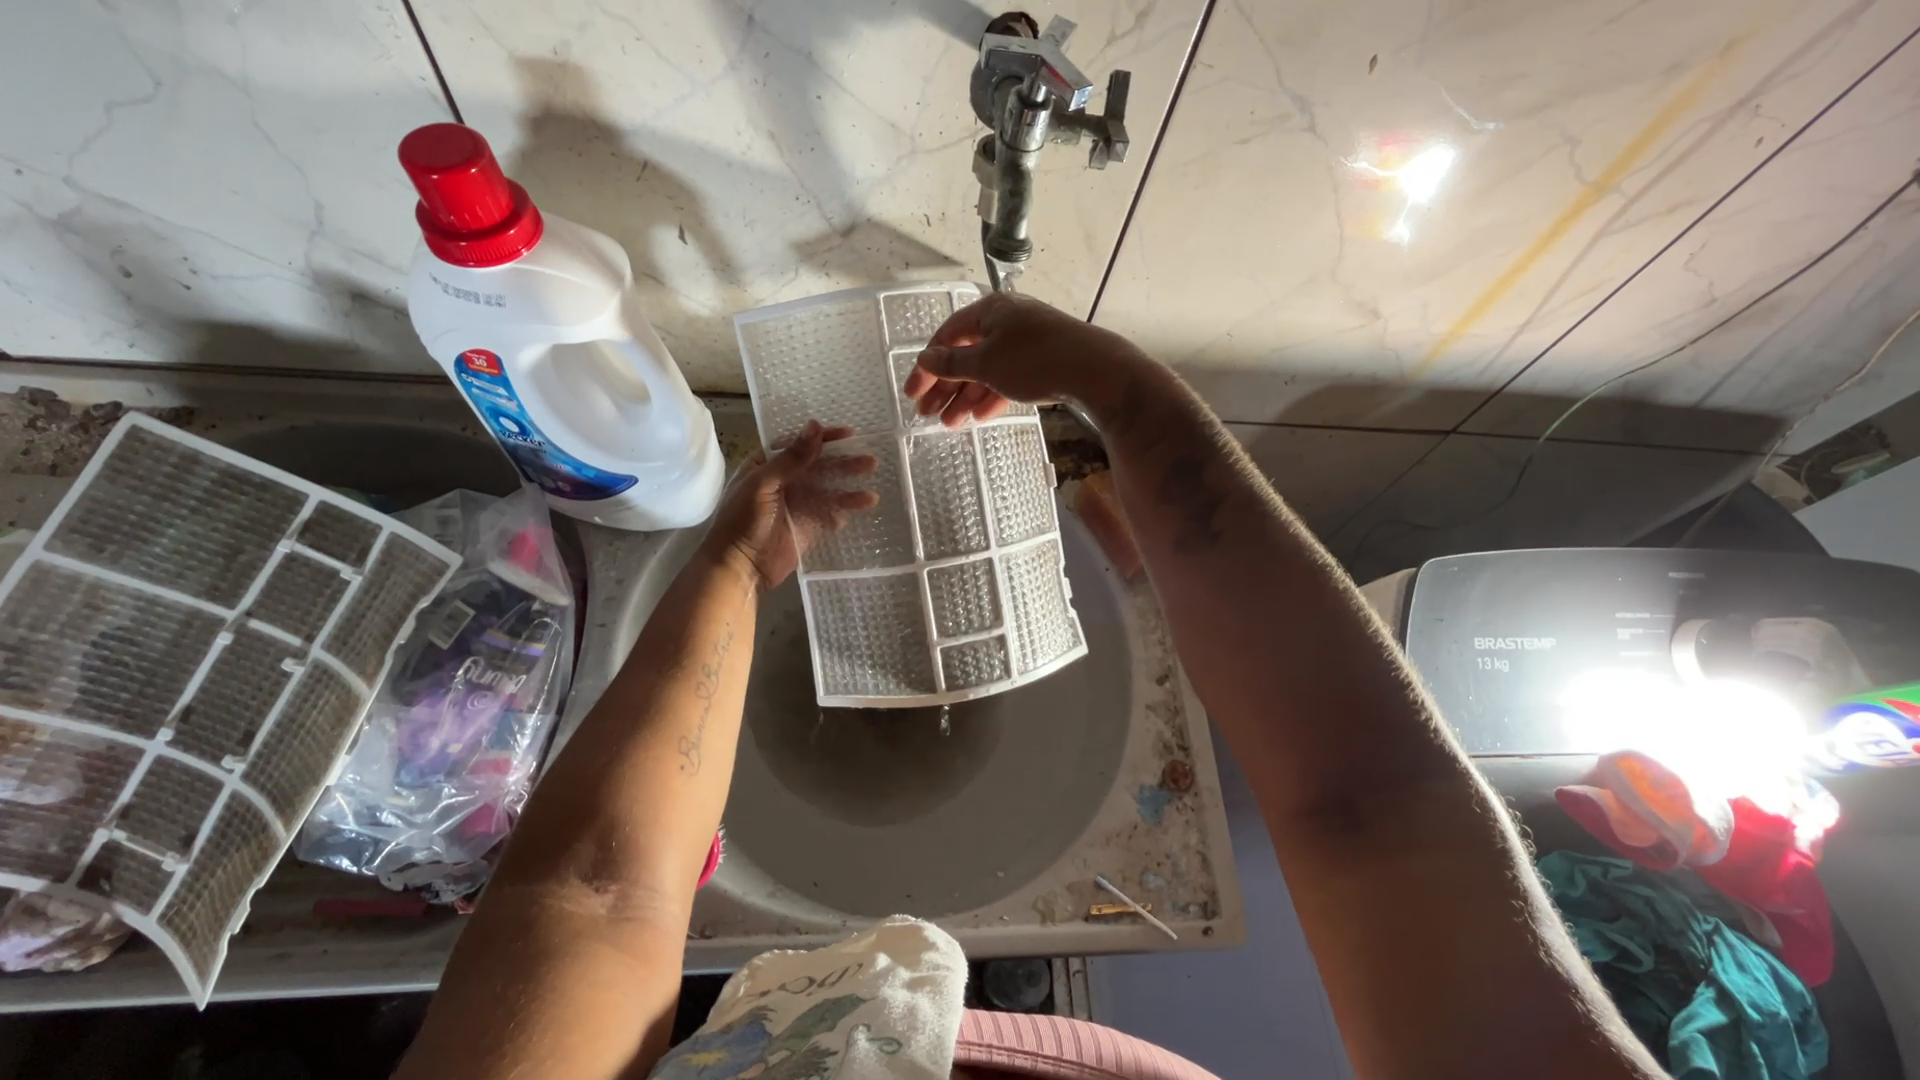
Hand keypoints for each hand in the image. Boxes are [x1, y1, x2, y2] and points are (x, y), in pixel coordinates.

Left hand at [703, 421, 877, 591]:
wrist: (738, 567)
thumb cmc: (742, 520)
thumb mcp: (764, 484)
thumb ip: (792, 457)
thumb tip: (815, 425)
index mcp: (767, 464)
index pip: (800, 444)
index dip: (824, 438)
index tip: (850, 434)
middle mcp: (784, 481)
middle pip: (819, 467)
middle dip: (844, 465)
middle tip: (870, 463)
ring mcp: (796, 504)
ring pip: (827, 492)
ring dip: (848, 493)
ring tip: (871, 497)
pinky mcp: (806, 527)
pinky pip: (827, 515)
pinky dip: (838, 515)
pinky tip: (845, 519)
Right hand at [903, 291, 1151, 427]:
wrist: (1096, 371)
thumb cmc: (1035, 360)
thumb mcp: (986, 363)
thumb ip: (952, 362)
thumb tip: (926, 357)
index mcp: (989, 311)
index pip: (946, 336)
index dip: (926, 366)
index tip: (912, 394)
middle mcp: (1007, 321)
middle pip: (966, 355)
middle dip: (946, 387)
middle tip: (926, 415)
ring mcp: (1027, 342)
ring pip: (987, 371)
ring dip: (966, 397)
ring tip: (950, 424)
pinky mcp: (1044, 362)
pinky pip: (1008, 379)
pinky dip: (992, 396)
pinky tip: (979, 417)